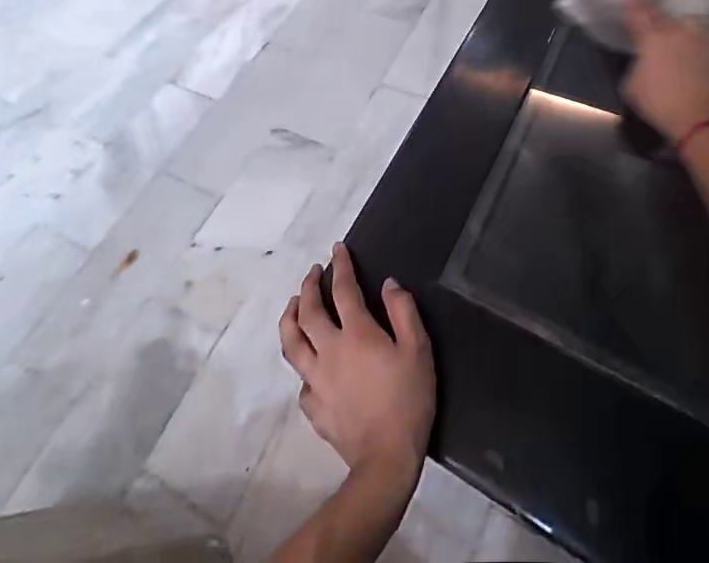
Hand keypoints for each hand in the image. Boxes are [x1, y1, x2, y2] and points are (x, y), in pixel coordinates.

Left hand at [278, 244, 434, 481]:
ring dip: (290, 317)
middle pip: (308, 310)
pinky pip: (301, 378)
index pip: (343, 289)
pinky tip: (308, 363)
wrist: (386, 458)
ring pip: (291, 342)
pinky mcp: (312, 405)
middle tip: (312, 272)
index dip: (340, 265)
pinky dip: (303, 364)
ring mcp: (315, 379)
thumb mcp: (418, 350)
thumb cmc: (408, 400)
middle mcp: (328, 350)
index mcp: (356, 333)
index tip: (337, 249)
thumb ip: (403, 312)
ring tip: (293, 305)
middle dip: (308, 285)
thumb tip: (387, 283)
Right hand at [622, 0, 708, 141]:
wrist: (701, 119)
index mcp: (652, 38)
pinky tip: (690, 47)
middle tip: (648, 10)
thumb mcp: (632, 84)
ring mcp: (700, 40)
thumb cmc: (659, 102)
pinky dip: (693, 39)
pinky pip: (700, 37)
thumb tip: (644, 58)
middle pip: (662, 15)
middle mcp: (677, 32)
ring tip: (675, 30)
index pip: (639, 13)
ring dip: (678, 24)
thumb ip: (637, 63)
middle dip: (653, 12)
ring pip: (686, 23)